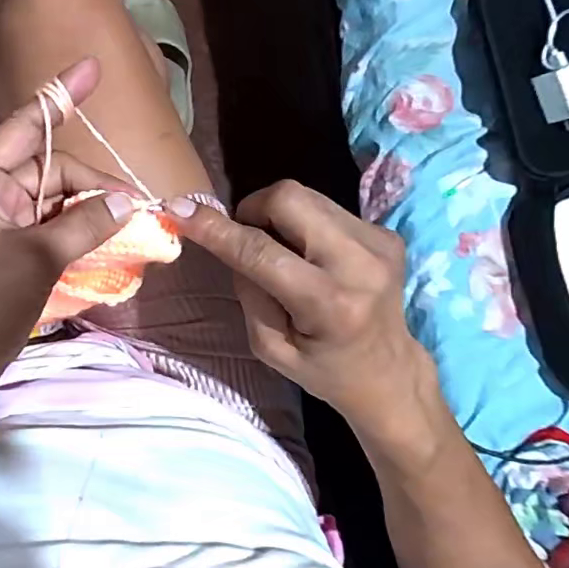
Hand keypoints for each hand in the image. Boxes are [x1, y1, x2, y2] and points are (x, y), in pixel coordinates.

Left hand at [0, 58, 137, 396]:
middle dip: (88, 178)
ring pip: (52, 193)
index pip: (25, 127)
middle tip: (133, 199)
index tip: (92, 66)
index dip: (60, 97)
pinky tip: (106, 226)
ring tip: (127, 215)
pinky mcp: (9, 241)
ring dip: (86, 202)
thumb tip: (127, 200)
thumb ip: (84, 222)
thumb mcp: (39, 258)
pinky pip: (49, 218)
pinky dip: (76, 222)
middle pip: (46, 164)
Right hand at [169, 180, 445, 454]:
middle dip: (252, 210)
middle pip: (288, 198)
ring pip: (305, 195)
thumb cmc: (321, 368)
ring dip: (277, 216)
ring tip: (280, 251)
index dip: (215, 228)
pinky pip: (323, 206)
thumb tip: (227, 236)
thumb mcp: (269, 345)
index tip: (179, 209)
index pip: (260, 251)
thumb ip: (248, 289)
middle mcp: (361, 264)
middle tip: (246, 238)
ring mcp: (379, 242)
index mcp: (330, 304)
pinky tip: (308, 254)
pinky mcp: (386, 233)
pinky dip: (301, 223)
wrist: (389, 372)